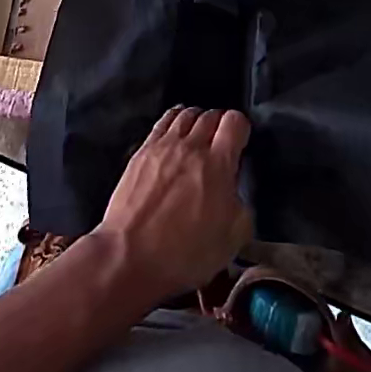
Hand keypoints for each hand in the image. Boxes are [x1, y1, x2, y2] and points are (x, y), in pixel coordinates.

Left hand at [93, 107, 251, 306]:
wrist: (129, 257)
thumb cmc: (182, 253)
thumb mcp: (232, 238)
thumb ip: (241, 206)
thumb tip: (236, 194)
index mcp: (218, 164)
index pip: (235, 121)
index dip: (241, 128)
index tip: (240, 141)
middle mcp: (191, 147)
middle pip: (211, 115)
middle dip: (220, 124)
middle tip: (221, 140)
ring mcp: (163, 147)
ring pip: (186, 114)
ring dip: (197, 120)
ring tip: (199, 134)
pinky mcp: (141, 153)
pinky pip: (162, 123)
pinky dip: (174, 120)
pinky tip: (175, 129)